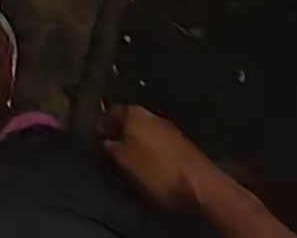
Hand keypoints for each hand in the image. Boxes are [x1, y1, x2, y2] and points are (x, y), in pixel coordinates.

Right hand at [102, 105, 223, 211]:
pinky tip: (150, 164)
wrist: (200, 184)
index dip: (101, 124)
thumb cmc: (156, 171)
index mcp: (132, 112)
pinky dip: (150, 150)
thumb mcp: (123, 161)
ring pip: (143, 131)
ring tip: (130, 159)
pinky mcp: (180, 143)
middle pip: (127, 120)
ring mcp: (166, 127)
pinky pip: (156, 142)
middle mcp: (149, 113)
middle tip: (111, 148)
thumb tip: (104, 139)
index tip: (96, 137)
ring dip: (135, 142)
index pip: (109, 111)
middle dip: (119, 132)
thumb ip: (110, 147)